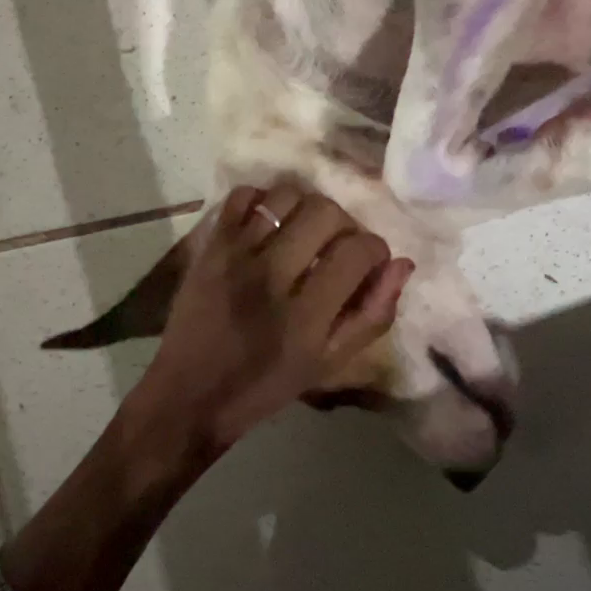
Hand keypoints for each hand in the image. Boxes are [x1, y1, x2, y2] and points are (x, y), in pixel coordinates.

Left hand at [134, 182, 411, 453]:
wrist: (190, 394)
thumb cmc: (266, 385)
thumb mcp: (329, 363)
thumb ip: (371, 314)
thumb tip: (401, 264)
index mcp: (307, 315)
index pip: (358, 251)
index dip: (375, 250)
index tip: (370, 262)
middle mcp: (272, 276)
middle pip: (325, 212)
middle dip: (344, 223)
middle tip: (338, 245)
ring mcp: (236, 255)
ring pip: (286, 196)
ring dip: (306, 208)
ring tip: (304, 231)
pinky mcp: (210, 245)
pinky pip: (242, 196)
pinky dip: (263, 201)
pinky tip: (270, 225)